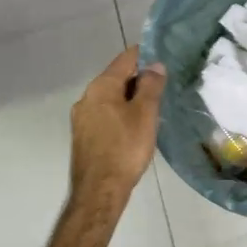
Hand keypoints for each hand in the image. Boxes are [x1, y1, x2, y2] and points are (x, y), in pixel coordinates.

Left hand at [70, 46, 165, 208]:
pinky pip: (105, 114)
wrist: (99, 191)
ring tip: (152, 107)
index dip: (145, 56)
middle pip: (116, 77)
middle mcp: (86, 97)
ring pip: (110, 98)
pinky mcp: (83, 136)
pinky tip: (134, 127)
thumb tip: (155, 64)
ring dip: (129, 98)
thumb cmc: (125, 148)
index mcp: (101, 86)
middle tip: (163, 87)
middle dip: (138, 79)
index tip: (164, 59)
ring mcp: (82, 118)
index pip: (125, 59)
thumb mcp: (145, 114)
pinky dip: (120, 113)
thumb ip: (151, 85)